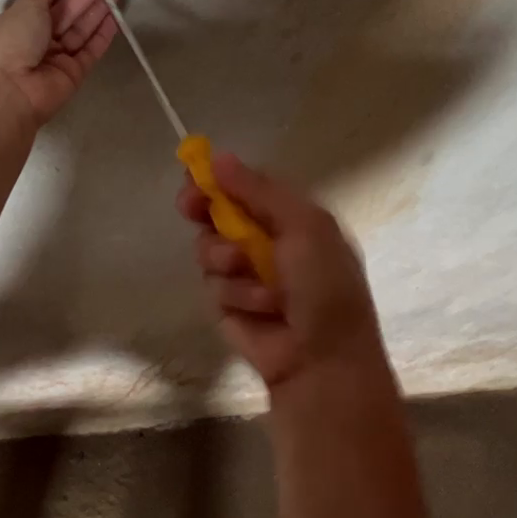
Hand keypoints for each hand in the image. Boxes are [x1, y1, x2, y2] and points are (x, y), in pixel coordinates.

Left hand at [0, 0, 124, 127]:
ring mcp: (58, 55)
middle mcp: (39, 36)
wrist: (8, 94)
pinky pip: (91, 48)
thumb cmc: (9, 43)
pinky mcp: (74, 72)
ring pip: (83, 26)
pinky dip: (103, 32)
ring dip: (101, 6)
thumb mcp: (26, 5)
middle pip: (70, 9)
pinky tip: (117, 14)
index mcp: (22, 18)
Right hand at [177, 152, 382, 389]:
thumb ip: (259, 191)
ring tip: (250, 276)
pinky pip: (212, 283)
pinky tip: (258, 308)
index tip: (194, 176)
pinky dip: (233, 293)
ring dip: (225, 258)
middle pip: (217, 212)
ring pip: (208, 247)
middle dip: (204, 210)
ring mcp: (244, 273)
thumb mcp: (304, 227)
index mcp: (291, 219)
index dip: (219, 179)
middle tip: (191, 208)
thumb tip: (218, 157)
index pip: (246, 187)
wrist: (323, 361)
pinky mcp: (227, 303)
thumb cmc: (325, 287)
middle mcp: (265, 241)